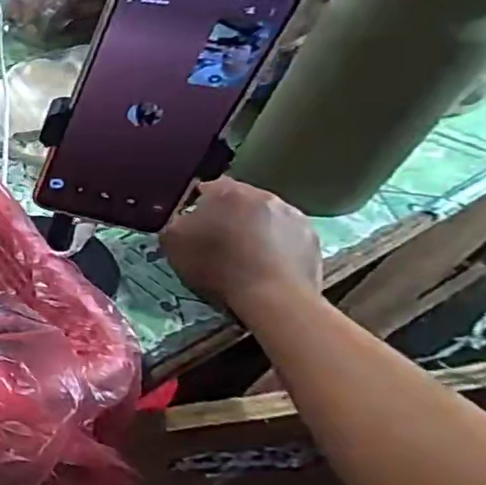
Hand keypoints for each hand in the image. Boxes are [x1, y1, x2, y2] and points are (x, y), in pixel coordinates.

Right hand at [159, 178, 321, 313]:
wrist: (272, 297)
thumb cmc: (216, 266)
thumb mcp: (173, 241)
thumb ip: (174, 220)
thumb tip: (182, 216)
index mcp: (228, 191)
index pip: (207, 187)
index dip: (196, 205)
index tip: (191, 225)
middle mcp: (264, 195)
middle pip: (239, 200)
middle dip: (228, 214)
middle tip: (217, 239)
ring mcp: (294, 216)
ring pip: (265, 216)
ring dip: (254, 228)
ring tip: (244, 255)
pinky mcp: (312, 239)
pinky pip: (286, 235)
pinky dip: (276, 244)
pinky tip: (266, 265)